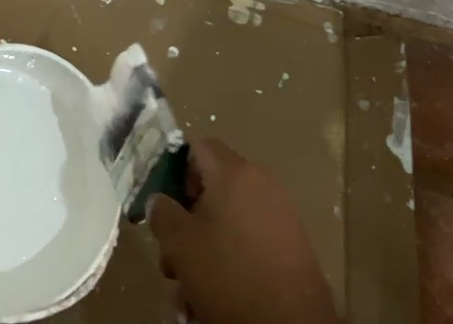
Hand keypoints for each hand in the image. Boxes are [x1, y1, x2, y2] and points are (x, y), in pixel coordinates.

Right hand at [148, 138, 340, 323]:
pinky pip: (251, 241)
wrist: (291, 321)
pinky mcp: (293, 244)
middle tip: (173, 257)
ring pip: (229, 223)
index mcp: (234, 172)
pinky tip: (218, 293)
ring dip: (206, 248)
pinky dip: (232, 259)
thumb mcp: (180, 243)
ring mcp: (281, 214)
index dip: (177, 170)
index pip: (199, 147)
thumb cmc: (229, 272)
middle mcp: (261, 183)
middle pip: (214, 190)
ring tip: (191, 288)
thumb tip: (159, 200)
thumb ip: (162, 214)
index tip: (169, 205)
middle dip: (188, 223)